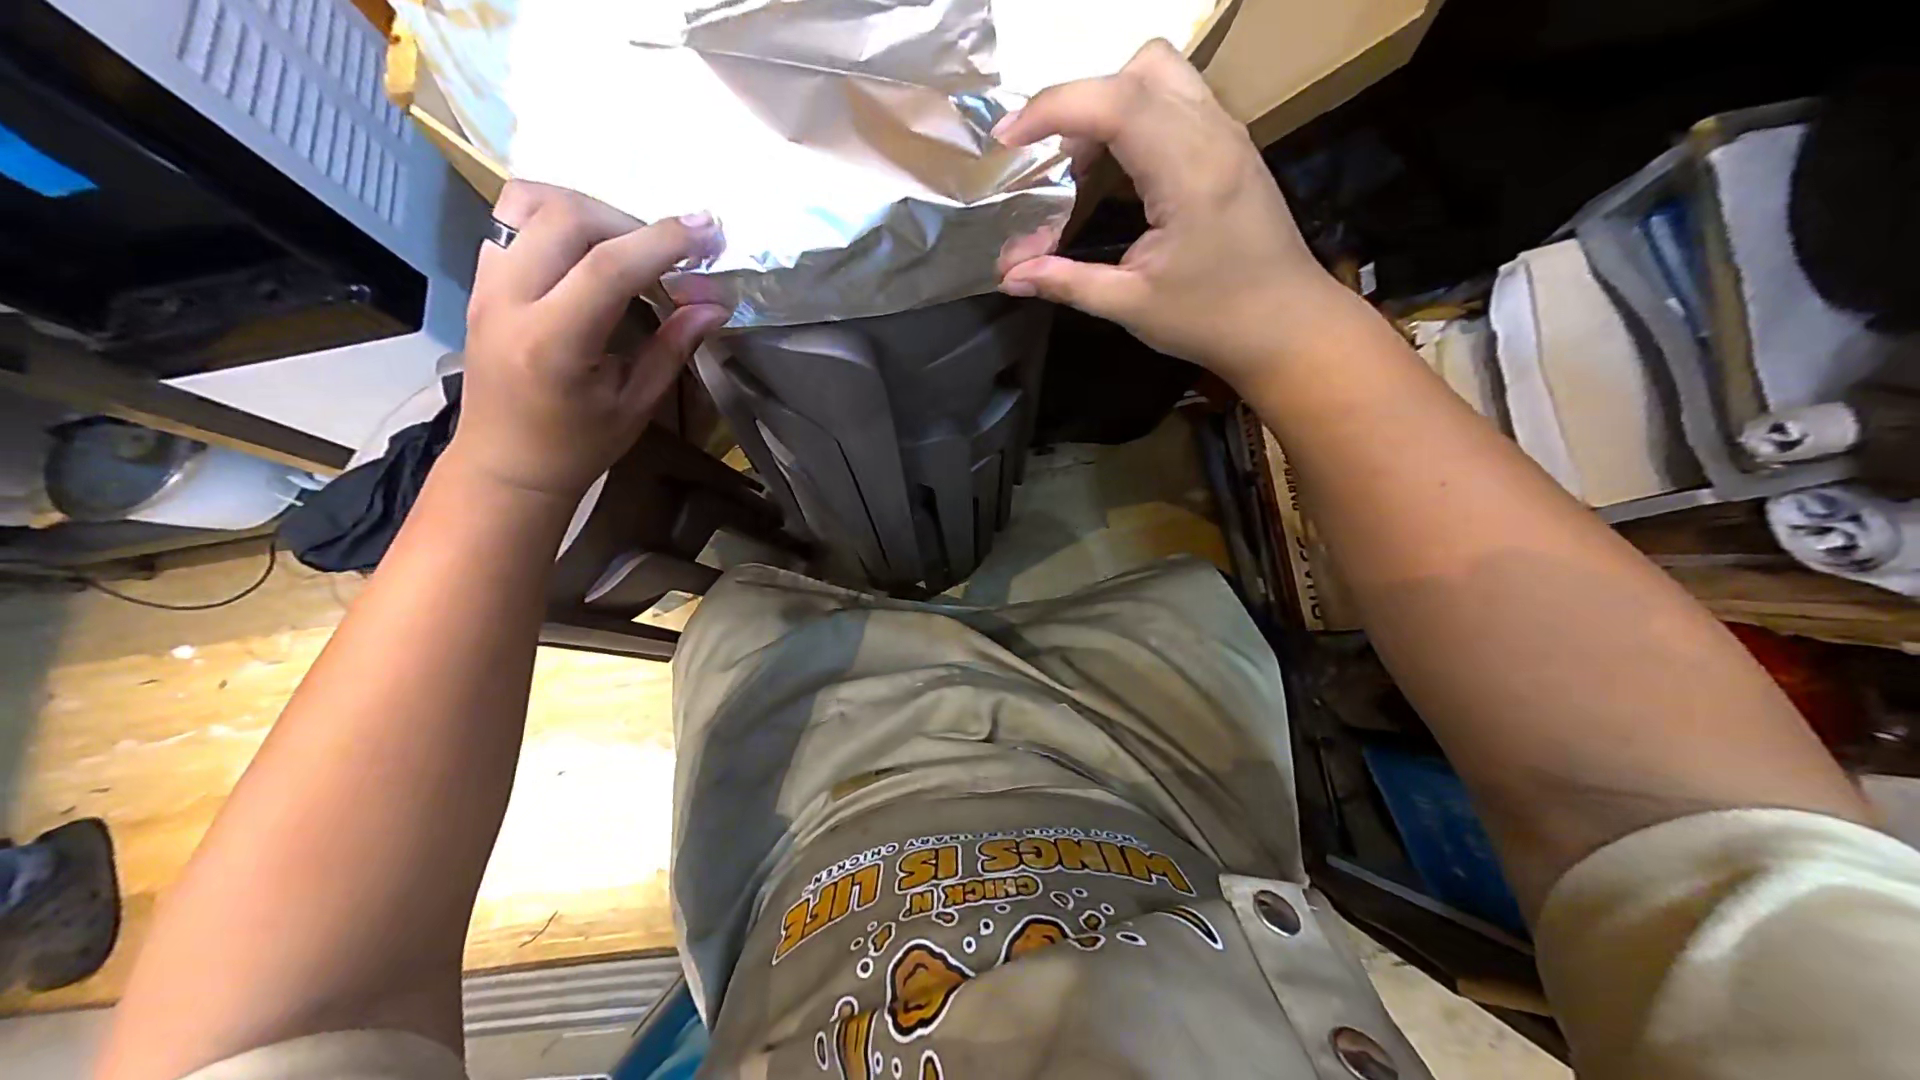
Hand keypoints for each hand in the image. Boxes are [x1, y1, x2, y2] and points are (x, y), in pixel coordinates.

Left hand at [445, 181, 729, 500]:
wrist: (505, 463)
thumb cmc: (577, 446)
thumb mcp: (637, 405)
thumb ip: (673, 347)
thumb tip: (715, 304)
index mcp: (553, 344)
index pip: (608, 267)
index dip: (664, 241)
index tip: (709, 232)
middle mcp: (509, 301)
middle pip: (567, 217)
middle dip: (631, 222)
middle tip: (670, 251)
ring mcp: (487, 283)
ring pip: (531, 202)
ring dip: (591, 209)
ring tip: (628, 242)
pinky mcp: (482, 279)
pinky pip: (514, 219)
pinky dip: (560, 218)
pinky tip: (592, 249)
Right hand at [993, 41, 1351, 384]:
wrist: (1287, 327)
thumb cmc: (1213, 320)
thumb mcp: (1131, 305)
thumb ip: (1067, 282)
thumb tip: (1010, 276)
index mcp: (1189, 170)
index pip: (1115, 101)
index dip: (1052, 107)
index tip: (1007, 138)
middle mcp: (1214, 134)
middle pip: (1139, 69)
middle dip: (1080, 101)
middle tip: (1049, 157)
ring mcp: (1228, 134)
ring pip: (1162, 75)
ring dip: (1110, 104)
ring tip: (1079, 164)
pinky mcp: (1232, 147)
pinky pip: (1177, 101)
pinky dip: (1135, 118)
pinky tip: (1117, 170)